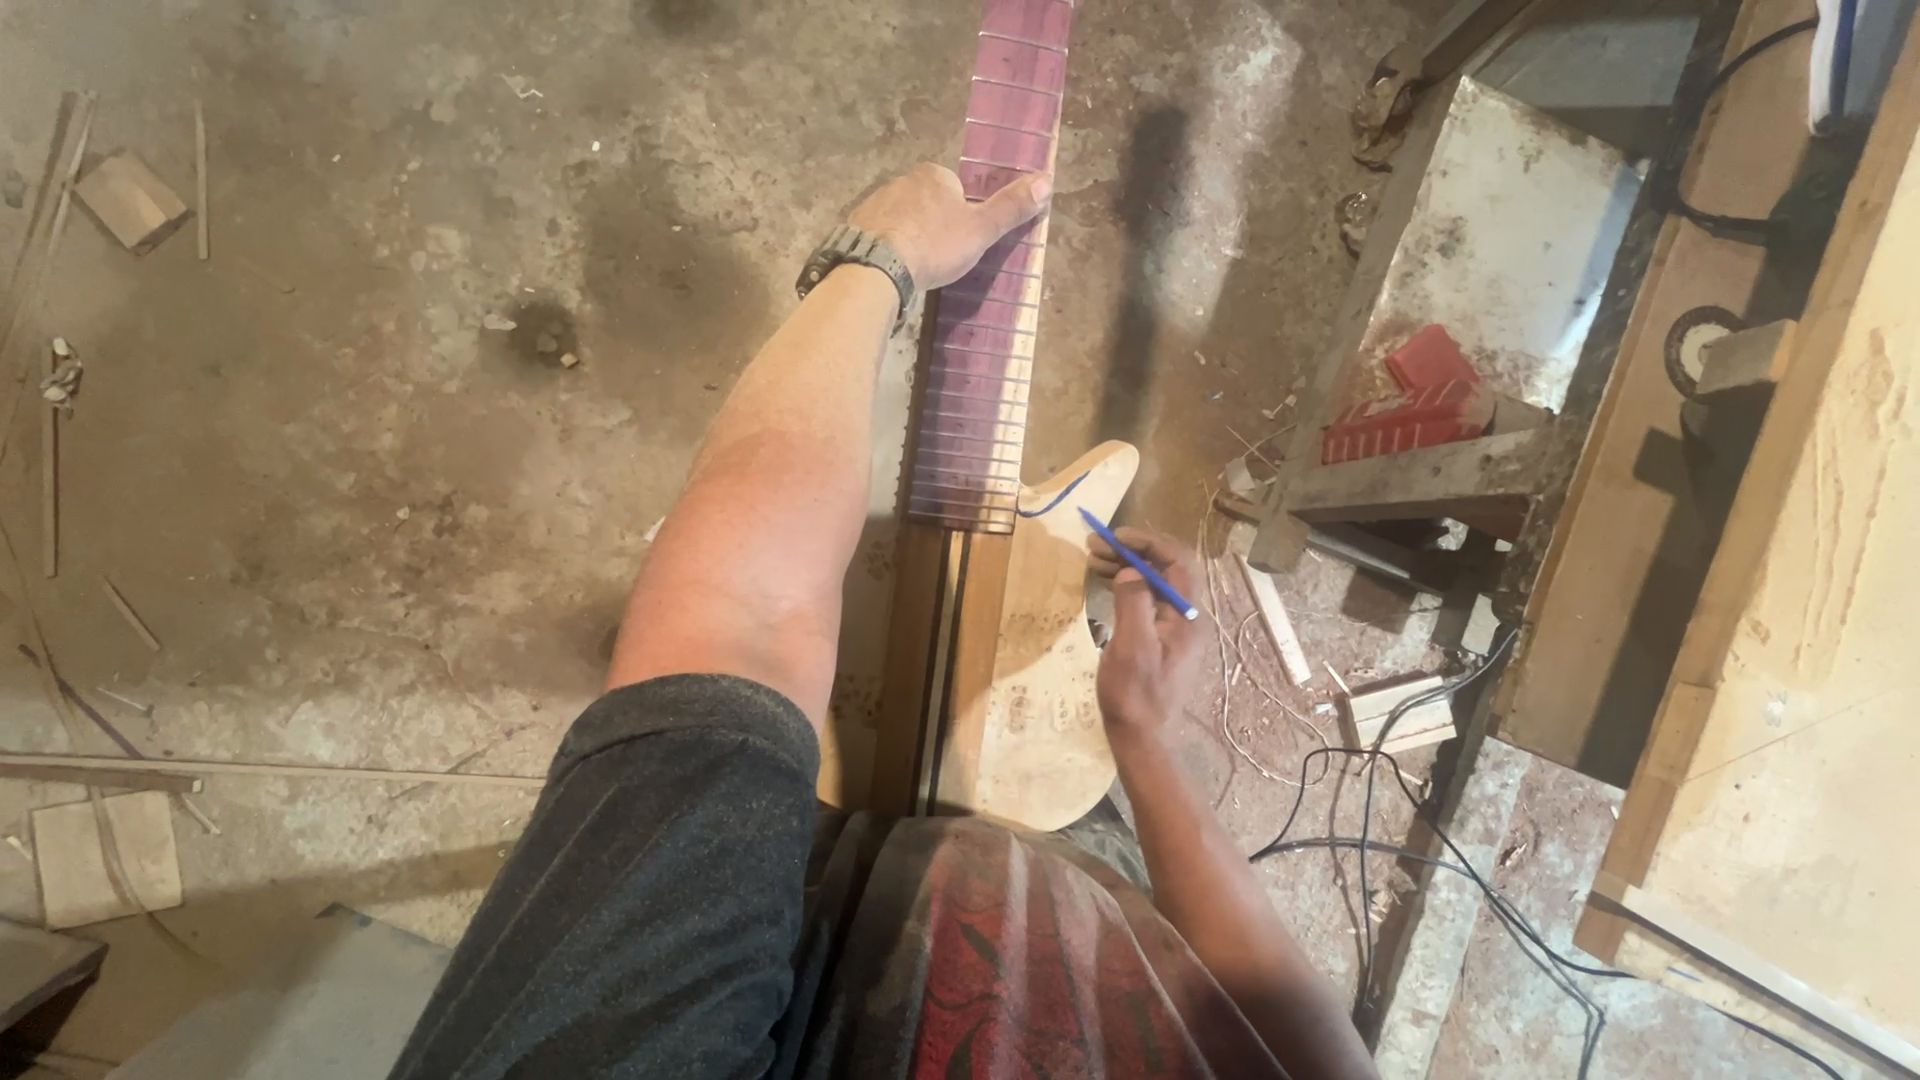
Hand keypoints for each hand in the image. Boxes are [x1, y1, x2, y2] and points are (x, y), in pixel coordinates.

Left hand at [848, 164, 1051, 289]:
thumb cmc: (935, 246)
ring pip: (900, 218)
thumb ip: (1010, 208)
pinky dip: (885, 248)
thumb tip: (1047, 179)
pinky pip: (877, 235)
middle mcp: (903, 180)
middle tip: (938, 258)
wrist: (878, 267)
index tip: (959, 242)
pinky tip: (890, 269)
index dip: (961, 215)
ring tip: (913, 267)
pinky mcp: (855, 225)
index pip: (954, 189)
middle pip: (925, 202)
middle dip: (932, 225)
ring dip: (907, 236)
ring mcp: (875, 202)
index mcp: (935, 176)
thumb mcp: (980, 230)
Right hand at [1089, 527, 1205, 736]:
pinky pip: (1146, 599)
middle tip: (1096, 545)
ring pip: (1154, 582)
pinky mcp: (1160, 637)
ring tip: (1093, 558)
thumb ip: (1133, 603)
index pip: (1178, 562)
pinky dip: (1126, 585)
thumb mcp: (1131, 647)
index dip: (1149, 542)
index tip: (1117, 536)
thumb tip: (1131, 569)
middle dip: (1133, 551)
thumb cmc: (1135, 695)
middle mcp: (1187, 617)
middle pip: (1166, 568)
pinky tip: (1104, 581)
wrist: (1141, 736)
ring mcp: (1174, 628)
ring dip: (1126, 565)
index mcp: (1188, 617)